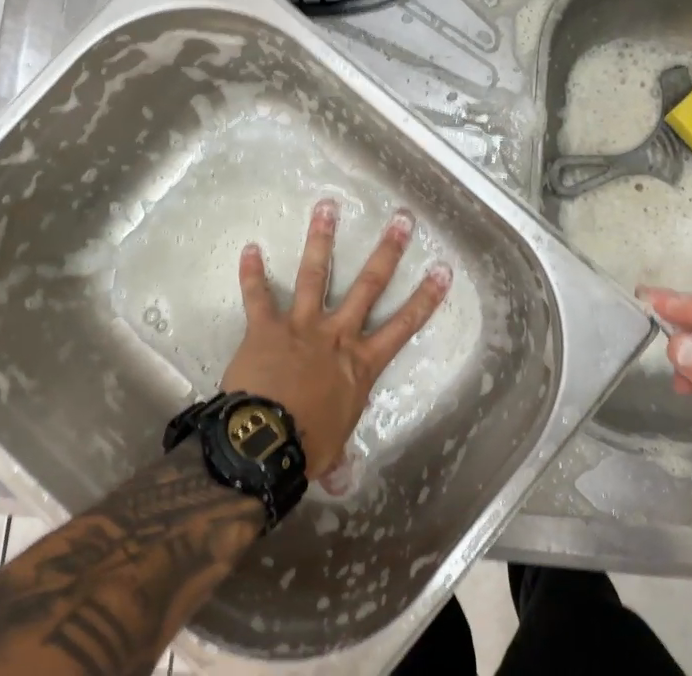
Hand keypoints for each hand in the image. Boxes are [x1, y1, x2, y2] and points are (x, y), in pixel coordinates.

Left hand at [222, 199, 451, 478]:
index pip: (403, 327)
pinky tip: (249, 248)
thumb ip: (339, 459)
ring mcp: (301, 326)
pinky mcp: (265, 327)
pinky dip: (252, 273)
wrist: (264, 442)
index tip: (442, 269)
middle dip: (387, 251)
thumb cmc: (306, 448)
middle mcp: (337, 336)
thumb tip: (342, 484)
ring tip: (327, 205)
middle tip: (401, 220)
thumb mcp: (331, 454)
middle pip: (368, 286)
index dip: (425, 298)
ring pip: (315, 275)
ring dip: (321, 239)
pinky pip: (257, 296)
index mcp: (361, 365)